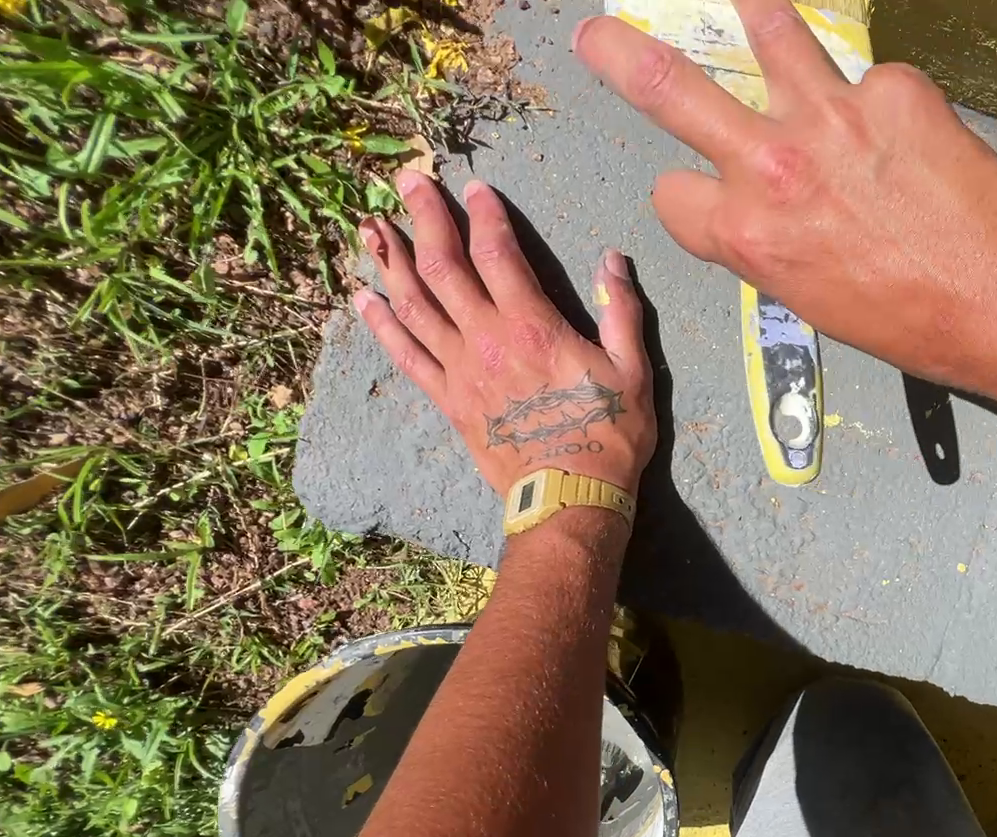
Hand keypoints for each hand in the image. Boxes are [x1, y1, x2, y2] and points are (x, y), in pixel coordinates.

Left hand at [353, 172, 656, 495]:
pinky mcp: (448, 400)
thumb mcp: (633, 372)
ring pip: (414, 303)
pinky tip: (364, 298)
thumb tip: (612, 260)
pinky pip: (405, 354)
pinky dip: (381, 324)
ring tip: (373, 225)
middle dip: (424, 219)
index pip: (499, 255)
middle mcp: (486, 339)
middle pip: (443, 267)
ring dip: (391, 260)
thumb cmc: (611, 434)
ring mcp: (460, 370)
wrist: (573, 495)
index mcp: (534, 327)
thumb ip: (622, 313)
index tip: (475, 190)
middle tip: (406, 181)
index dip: (485, 217)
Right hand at [571, 0, 996, 412]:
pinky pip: (873, 83)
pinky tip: (914, 144)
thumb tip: (781, 221)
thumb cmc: (913, 325)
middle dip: (625, 59)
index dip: (691, 201)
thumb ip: (783, 249)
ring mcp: (831, 116)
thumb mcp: (821, 303)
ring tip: (752, 6)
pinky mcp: (893, 89)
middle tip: (601, 39)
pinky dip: (882, 105)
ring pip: (772, 34)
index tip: (704, 197)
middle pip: (671, 91)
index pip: (674, 197)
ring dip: (756, 18)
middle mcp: (774, 166)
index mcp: (749, 236)